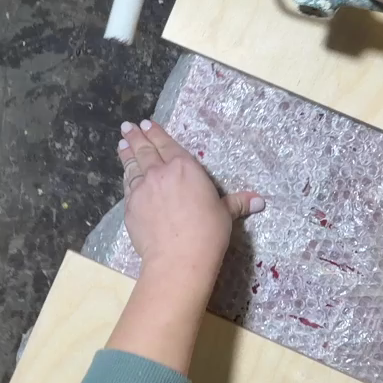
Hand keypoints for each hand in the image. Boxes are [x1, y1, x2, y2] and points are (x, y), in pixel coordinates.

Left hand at [117, 119, 262, 289]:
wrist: (178, 258)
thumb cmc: (207, 232)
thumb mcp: (225, 214)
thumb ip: (237, 203)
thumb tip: (261, 201)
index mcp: (185, 168)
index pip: (167, 145)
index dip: (156, 133)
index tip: (147, 124)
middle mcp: (160, 173)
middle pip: (145, 151)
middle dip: (136, 137)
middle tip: (128, 127)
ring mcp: (142, 189)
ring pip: (133, 166)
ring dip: (127, 153)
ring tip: (122, 143)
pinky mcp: (131, 207)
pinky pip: (128, 187)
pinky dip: (126, 177)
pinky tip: (125, 174)